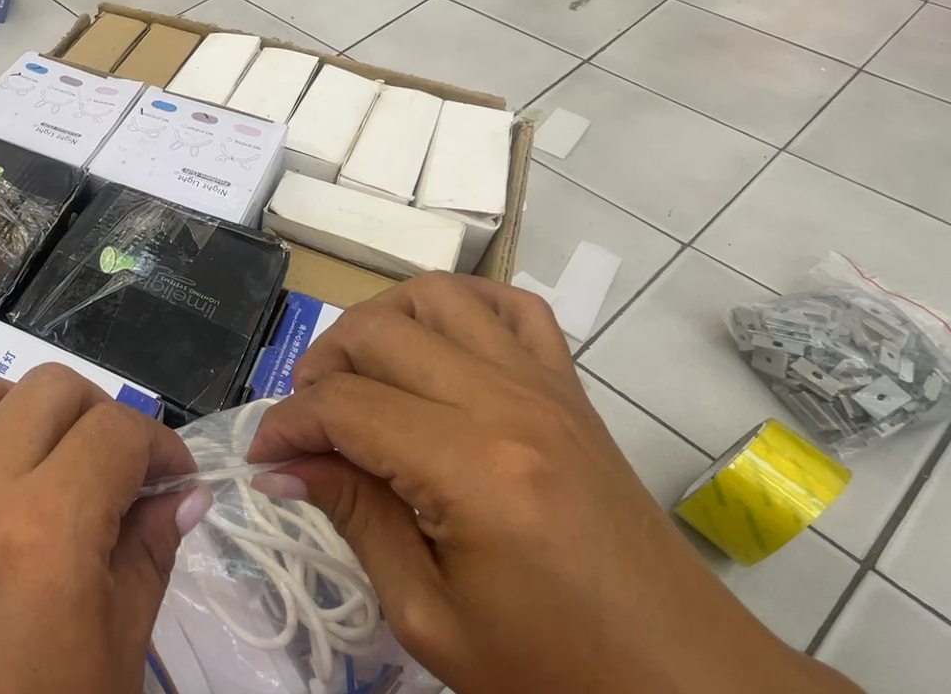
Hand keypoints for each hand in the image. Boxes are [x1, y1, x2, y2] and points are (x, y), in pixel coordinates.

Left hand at [0, 364, 206, 693]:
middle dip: (102, 414)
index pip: (116, 431)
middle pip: (51, 387)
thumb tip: (182, 494)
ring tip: (56, 458)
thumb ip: (149, 554)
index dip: (161, 445)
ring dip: (31, 408)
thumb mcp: (115, 651)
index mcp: (46, 528)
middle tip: (121, 469)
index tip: (175, 479)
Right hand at [248, 273, 861, 693]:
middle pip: (377, 332)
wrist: (686, 685)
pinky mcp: (571, 391)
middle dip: (318, 369)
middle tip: (307, 426)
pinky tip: (434, 348)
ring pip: (436, 295)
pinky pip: (512, 307)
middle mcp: (508, 404)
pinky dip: (458, 308)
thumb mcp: (429, 617)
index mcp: (473, 470)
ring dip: (378, 323)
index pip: (344, 406)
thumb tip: (280, 466)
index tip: (264, 459)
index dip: (286, 426)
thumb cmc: (553, 669)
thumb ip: (353, 519)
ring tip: (360, 378)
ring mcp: (546, 387)